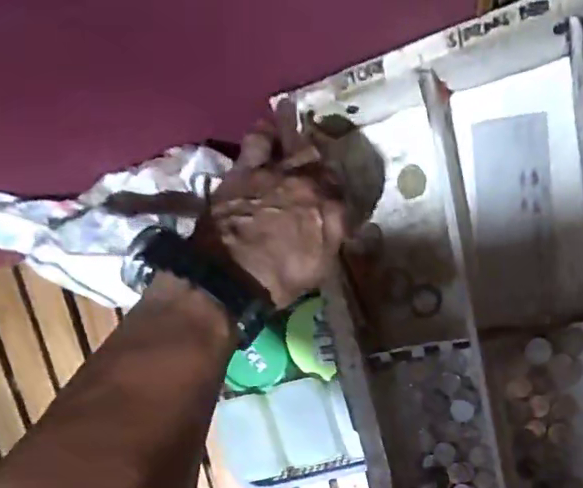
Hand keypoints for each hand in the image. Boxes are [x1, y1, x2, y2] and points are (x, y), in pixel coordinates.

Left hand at [197, 106, 349, 309]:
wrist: (234, 273)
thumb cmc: (281, 281)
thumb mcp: (320, 270)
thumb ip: (333, 241)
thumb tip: (347, 227)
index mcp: (333, 212)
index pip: (348, 200)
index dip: (346, 200)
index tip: (345, 202)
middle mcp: (311, 184)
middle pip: (324, 163)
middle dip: (326, 159)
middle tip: (326, 152)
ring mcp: (278, 171)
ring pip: (294, 141)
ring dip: (295, 128)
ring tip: (294, 111)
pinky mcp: (246, 168)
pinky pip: (258, 140)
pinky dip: (264, 132)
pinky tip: (265, 125)